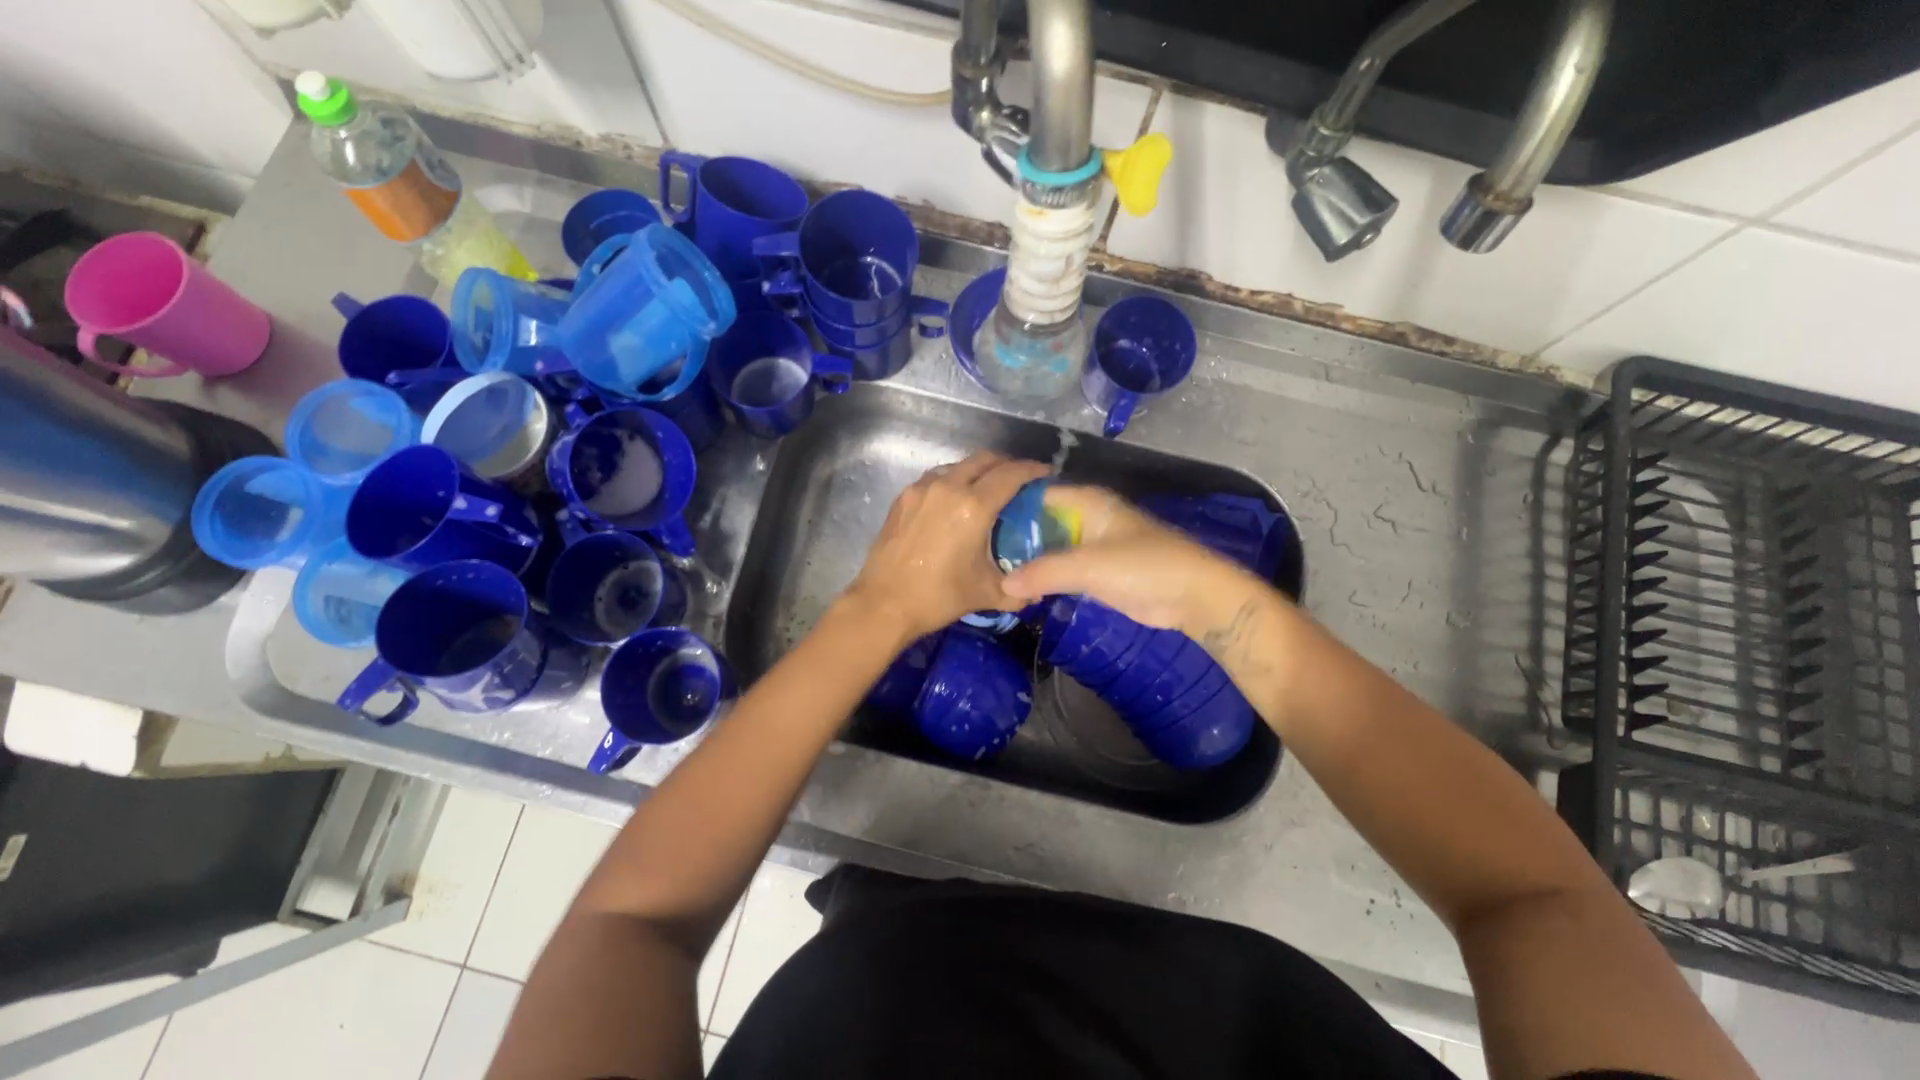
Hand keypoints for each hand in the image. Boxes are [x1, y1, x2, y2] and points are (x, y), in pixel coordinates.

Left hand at [842, 452, 1052, 639]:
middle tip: (1020, 479)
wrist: (884, 604)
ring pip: (957, 465)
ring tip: (987, 488)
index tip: (1045, 474)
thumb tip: (1034, 592)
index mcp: (974, 507)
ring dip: (977, 471)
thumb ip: (1018, 589)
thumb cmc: (938, 597)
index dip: (1032, 470)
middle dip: (1006, 465)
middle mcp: (948, 488)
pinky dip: (952, 480)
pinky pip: (935, 478)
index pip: (1011, 475)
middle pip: (984, 460)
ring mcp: (922, 489)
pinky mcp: (903, 498)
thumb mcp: (986, 594)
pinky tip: (955, 501)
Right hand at [1000, 485, 1254, 633]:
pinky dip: (1044, 576)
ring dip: (1028, 560)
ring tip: (989, 572)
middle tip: (976, 554)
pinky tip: (1020, 588)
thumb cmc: (1144, 567)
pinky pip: (1062, 568)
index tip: (975, 522)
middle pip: (1040, 520)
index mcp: (1087, 501)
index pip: (1036, 492)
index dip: (1007, 505)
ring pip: (1050, 547)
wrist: (1193, 595)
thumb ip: (1044, 572)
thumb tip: (1002, 584)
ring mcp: (1093, 545)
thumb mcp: (1088, 566)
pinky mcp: (1099, 572)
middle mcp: (1087, 517)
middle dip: (1013, 536)